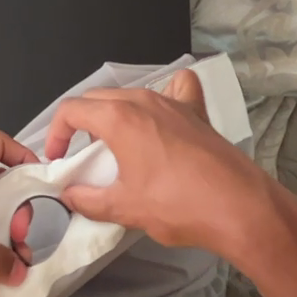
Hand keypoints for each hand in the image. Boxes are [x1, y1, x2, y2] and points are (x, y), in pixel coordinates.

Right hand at [46, 68, 292, 252]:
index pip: (71, 110)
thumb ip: (89, 200)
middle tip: (82, 156)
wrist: (240, 208)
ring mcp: (171, 101)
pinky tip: (164, 114)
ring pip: (129, 94)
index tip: (57, 159)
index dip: (56, 134)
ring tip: (116, 144)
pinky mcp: (195, 111)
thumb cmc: (178, 206)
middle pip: (97, 98)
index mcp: (117, 117)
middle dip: (82, 123)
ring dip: (114, 113)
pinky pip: (176, 88)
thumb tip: (70, 195)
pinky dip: (165, 94)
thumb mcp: (125, 208)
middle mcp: (141, 100)